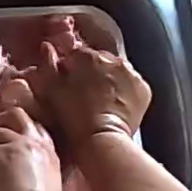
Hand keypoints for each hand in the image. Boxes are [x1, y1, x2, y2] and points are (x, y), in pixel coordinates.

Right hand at [36, 40, 151, 148]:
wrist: (101, 140)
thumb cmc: (72, 118)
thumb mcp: (51, 93)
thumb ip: (48, 68)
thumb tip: (48, 50)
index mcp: (87, 57)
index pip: (77, 53)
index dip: (70, 66)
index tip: (66, 79)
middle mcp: (112, 59)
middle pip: (99, 60)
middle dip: (91, 71)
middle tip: (82, 92)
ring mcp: (131, 73)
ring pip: (116, 71)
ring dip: (108, 80)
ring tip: (98, 101)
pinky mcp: (143, 89)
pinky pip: (131, 84)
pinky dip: (123, 91)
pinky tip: (113, 105)